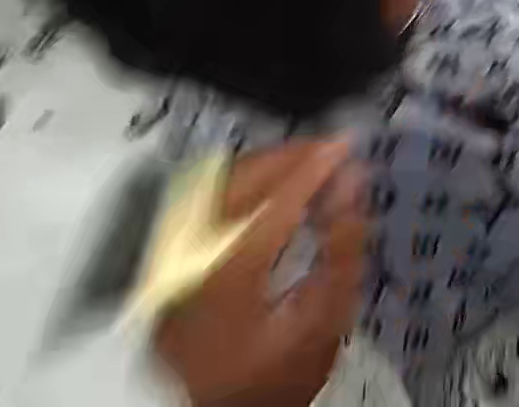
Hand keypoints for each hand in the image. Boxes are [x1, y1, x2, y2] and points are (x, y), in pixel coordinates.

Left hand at [153, 141, 368, 406]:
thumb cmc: (277, 373)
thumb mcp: (325, 322)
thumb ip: (343, 250)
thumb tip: (354, 185)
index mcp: (227, 282)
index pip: (274, 204)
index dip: (314, 168)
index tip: (345, 145)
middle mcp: (186, 269)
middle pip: (235, 187)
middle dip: (289, 157)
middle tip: (330, 147)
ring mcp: (168, 268)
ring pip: (214, 189)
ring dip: (265, 166)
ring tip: (307, 162)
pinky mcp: (165, 269)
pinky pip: (203, 205)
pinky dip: (243, 183)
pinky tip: (273, 185)